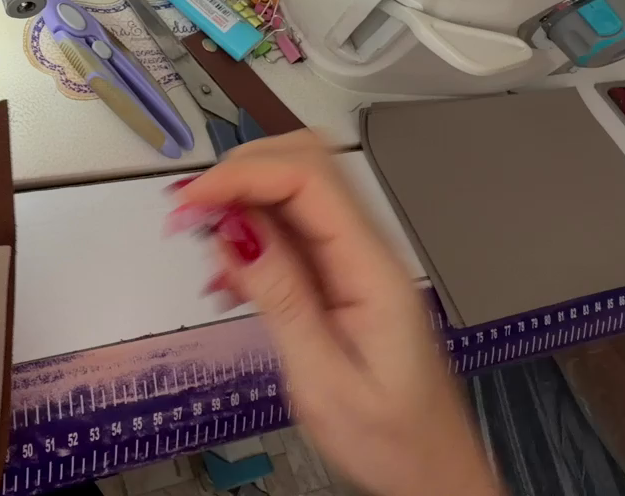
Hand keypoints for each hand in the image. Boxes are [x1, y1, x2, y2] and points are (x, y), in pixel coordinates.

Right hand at [169, 131, 498, 495]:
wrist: (435, 477)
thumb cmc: (389, 441)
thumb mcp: (325, 381)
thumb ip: (281, 298)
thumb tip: (233, 229)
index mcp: (372, 267)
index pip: (307, 179)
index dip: (241, 174)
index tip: (188, 202)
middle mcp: (365, 244)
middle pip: (301, 161)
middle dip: (237, 173)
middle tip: (190, 215)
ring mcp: (351, 251)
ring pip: (290, 183)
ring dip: (238, 198)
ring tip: (205, 245)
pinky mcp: (335, 265)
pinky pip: (286, 221)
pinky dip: (246, 229)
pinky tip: (228, 275)